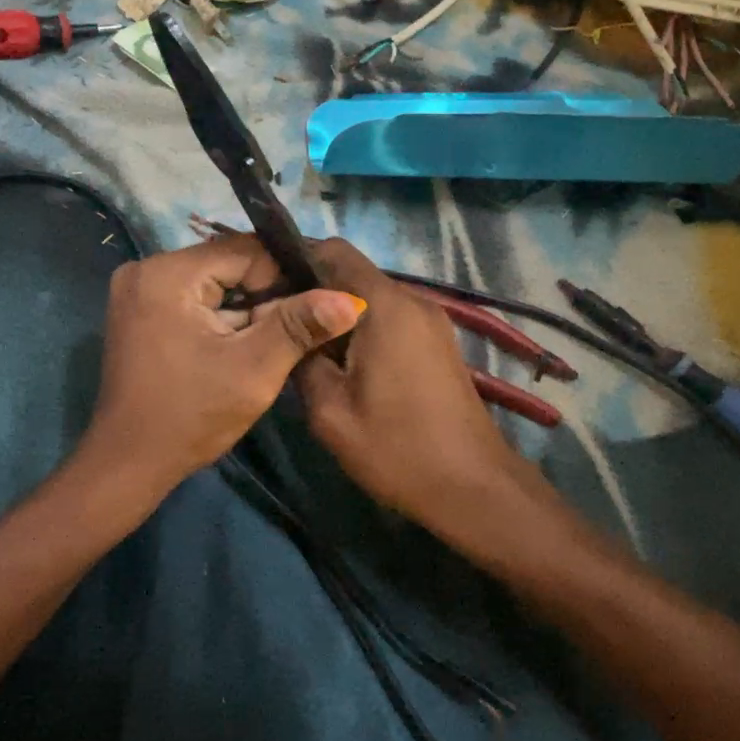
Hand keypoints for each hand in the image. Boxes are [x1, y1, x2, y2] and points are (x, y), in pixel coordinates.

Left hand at [82, 233, 365, 490]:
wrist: (128, 464)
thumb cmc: (190, 416)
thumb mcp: (254, 369)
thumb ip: (299, 325)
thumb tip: (351, 298)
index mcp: (167, 273)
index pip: (245, 250)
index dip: (285, 276)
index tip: (317, 304)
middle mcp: (146, 269)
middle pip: (227, 264)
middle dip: (266, 292)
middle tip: (303, 323)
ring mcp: (138, 291)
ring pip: (213, 283)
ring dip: (246, 307)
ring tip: (280, 335)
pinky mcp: (140, 312)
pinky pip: (193, 299)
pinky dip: (221, 317)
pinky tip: (245, 342)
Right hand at [295, 240, 587, 555]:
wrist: (474, 489)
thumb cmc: (398, 450)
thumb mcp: (330, 412)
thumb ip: (302, 360)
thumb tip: (289, 332)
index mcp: (385, 306)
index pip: (333, 250)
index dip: (294, 259)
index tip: (265, 286)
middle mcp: (412, 300)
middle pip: (351, 274)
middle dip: (312, 292)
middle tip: (277, 324)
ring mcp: (430, 320)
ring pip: (369, 298)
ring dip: (336, 315)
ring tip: (304, 348)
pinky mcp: (437, 342)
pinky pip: (389, 318)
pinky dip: (361, 330)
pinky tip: (341, 364)